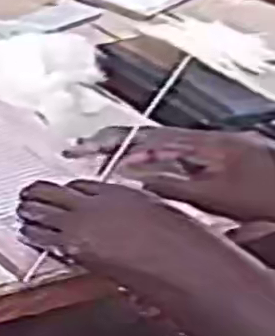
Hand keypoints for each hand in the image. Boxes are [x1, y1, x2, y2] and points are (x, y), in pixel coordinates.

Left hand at [17, 179, 251, 302]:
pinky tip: (30, 234)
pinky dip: (30, 233)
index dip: (67, 191)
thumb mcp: (161, 215)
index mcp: (122, 194)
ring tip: (26, 215)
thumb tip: (107, 211)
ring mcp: (78, 224)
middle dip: (34, 194)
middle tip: (27, 197)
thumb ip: (127, 208)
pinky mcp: (68, 244)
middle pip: (46, 191)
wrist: (190, 270)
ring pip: (34, 210)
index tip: (61, 195)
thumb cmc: (189, 247)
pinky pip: (36, 235)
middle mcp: (95, 205)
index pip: (79, 185)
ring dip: (28, 212)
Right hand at [67, 126, 274, 221]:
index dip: (108, 142)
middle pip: (156, 138)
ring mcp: (228, 152)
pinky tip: (142, 172)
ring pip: (169, 147)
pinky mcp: (234, 164)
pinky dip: (156, 162)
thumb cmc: (272, 199)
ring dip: (134, 153)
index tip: (80, 150)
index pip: (148, 136)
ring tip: (104, 160)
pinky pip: (183, 157)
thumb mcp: (211, 197)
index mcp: (212, 144)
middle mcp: (220, 142)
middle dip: (116, 144)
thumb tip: (135, 178)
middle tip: (82, 151)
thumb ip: (167, 185)